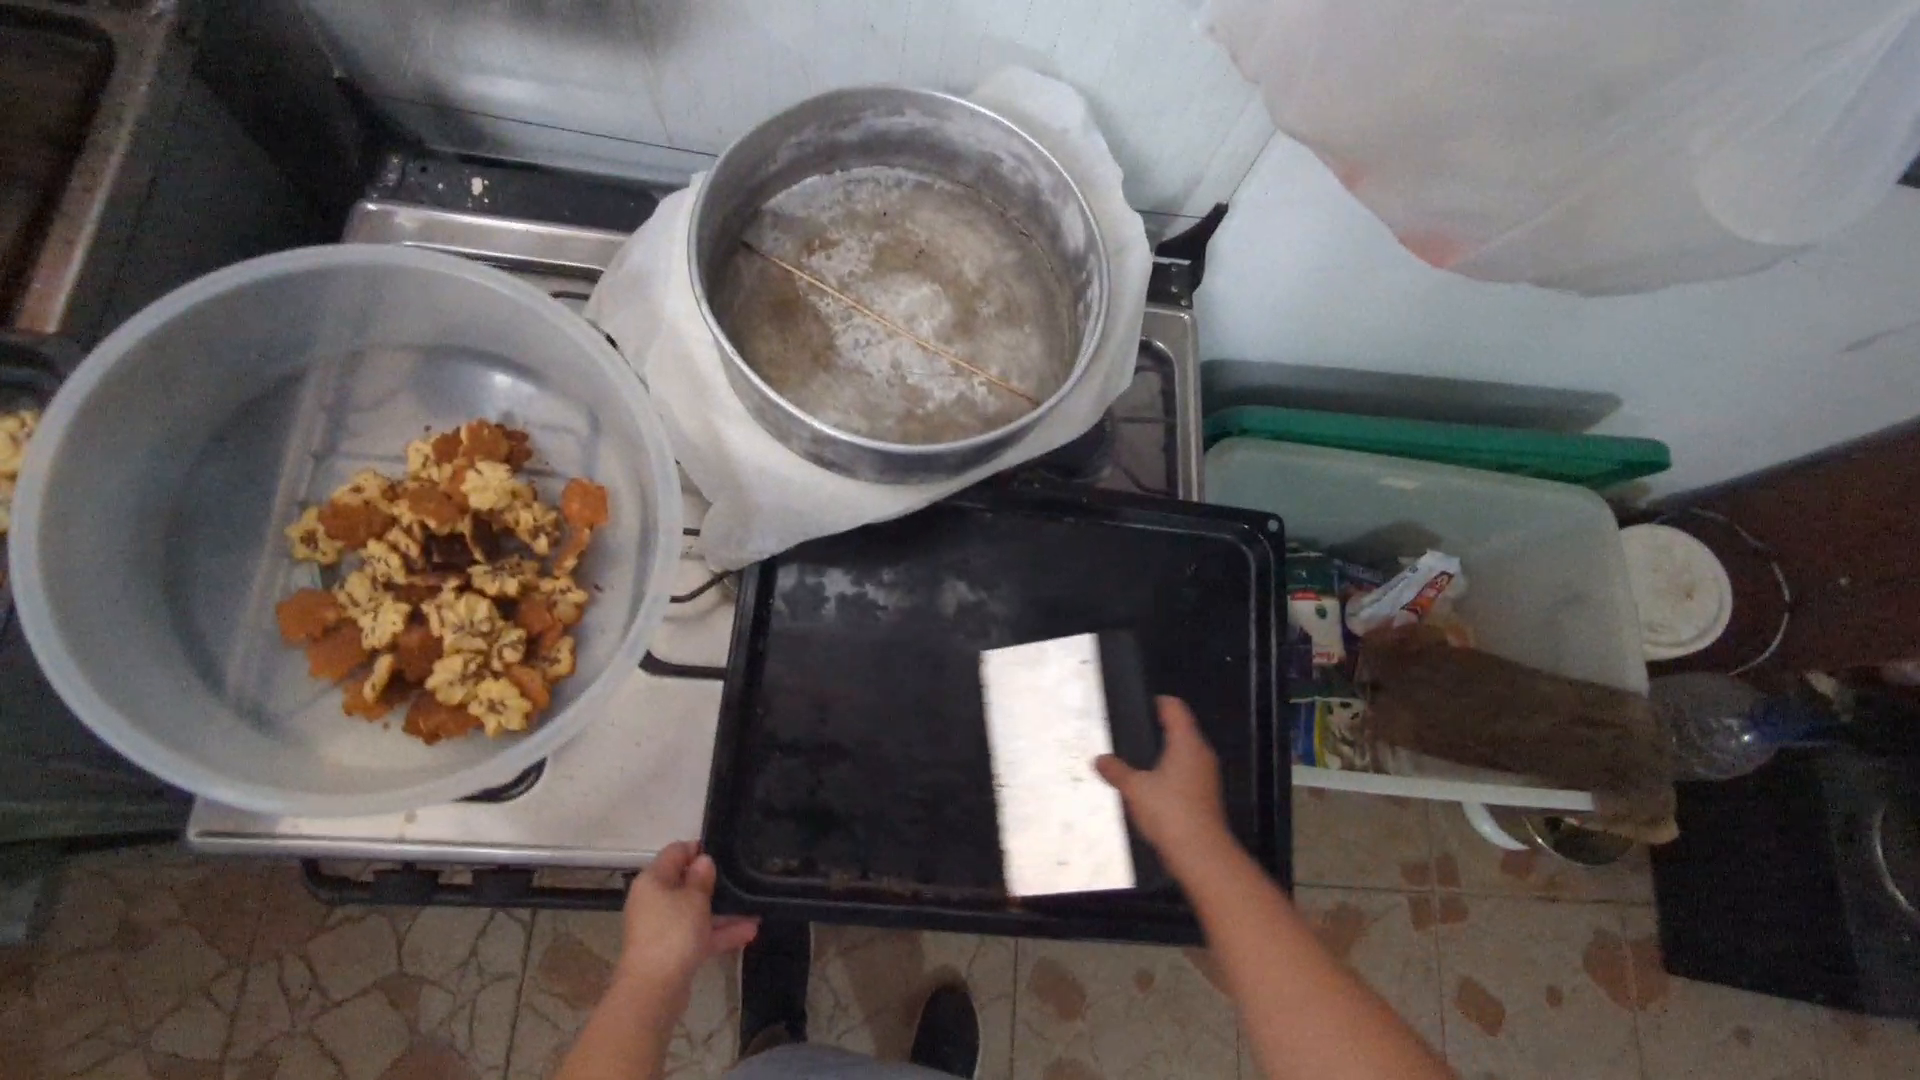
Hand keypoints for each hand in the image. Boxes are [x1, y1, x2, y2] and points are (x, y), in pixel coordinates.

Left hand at [616, 841, 759, 1008]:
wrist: (654, 990)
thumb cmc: (673, 932)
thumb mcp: (694, 898)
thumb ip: (701, 877)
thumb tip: (703, 861)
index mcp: (653, 881)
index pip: (676, 852)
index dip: (699, 848)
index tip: (726, 849)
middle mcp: (655, 901)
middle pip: (686, 883)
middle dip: (716, 882)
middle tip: (744, 876)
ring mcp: (664, 928)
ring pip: (697, 911)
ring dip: (724, 910)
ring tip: (757, 907)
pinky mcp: (673, 951)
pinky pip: (699, 934)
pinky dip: (720, 932)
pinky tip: (750, 932)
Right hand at [1095, 697, 1232, 865]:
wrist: (1201, 853)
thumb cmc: (1169, 811)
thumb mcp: (1134, 788)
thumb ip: (1116, 770)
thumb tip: (1099, 759)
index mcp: (1186, 743)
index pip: (1175, 708)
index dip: (1157, 702)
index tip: (1138, 704)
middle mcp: (1201, 754)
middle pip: (1180, 730)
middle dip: (1156, 730)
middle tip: (1130, 734)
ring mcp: (1207, 776)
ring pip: (1184, 754)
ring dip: (1163, 755)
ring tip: (1136, 762)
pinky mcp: (1206, 796)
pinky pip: (1186, 774)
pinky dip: (1170, 775)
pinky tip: (1151, 788)